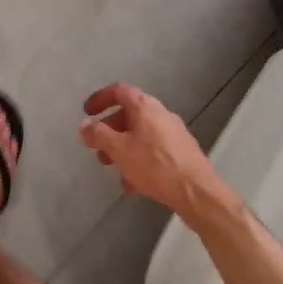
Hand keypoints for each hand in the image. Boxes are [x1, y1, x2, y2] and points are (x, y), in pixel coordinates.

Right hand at [78, 83, 230, 220]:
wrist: (198, 192)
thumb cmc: (155, 165)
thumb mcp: (120, 150)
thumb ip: (99, 135)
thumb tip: (84, 125)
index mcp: (145, 106)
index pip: (118, 91)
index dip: (100, 99)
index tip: (87, 113)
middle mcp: (160, 113)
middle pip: (129, 115)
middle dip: (110, 131)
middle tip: (98, 149)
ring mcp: (174, 133)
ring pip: (141, 135)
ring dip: (124, 149)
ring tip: (115, 170)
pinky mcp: (182, 153)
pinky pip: (155, 151)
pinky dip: (140, 161)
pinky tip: (135, 185)